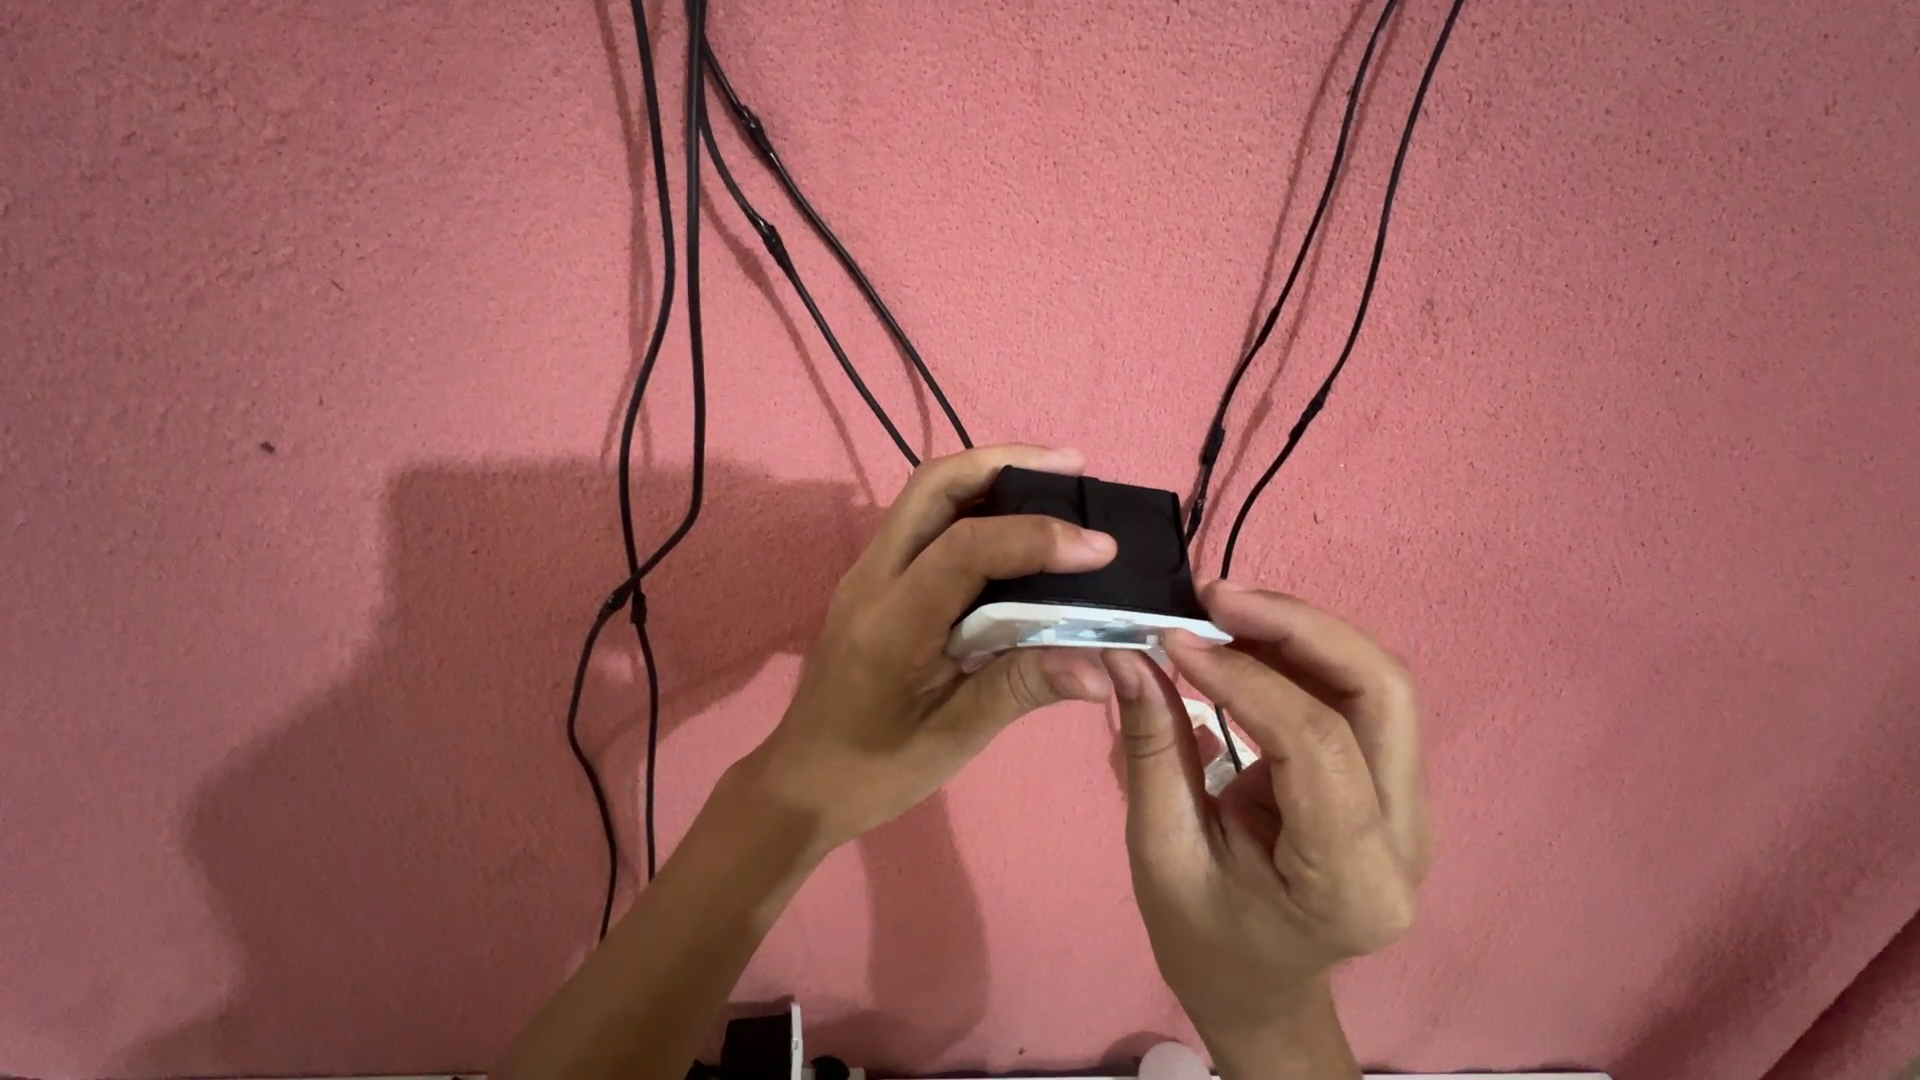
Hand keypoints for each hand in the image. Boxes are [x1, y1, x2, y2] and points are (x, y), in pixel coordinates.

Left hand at [738, 444, 1117, 851]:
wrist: (804, 779)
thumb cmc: (876, 769)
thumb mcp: (955, 737)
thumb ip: (1023, 687)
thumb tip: (1100, 666)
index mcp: (892, 621)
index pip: (966, 548)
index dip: (1037, 537)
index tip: (1100, 548)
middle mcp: (873, 578)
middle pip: (933, 485)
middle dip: (1007, 462)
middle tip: (1073, 466)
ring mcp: (867, 573)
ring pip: (926, 495)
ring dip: (990, 475)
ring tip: (1054, 482)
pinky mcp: (873, 581)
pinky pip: (924, 521)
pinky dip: (973, 505)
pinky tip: (1014, 523)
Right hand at [1103, 582, 1429, 1064]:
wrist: (1260, 990)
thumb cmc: (1205, 940)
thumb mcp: (1161, 853)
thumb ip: (1153, 750)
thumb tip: (1130, 654)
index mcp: (1351, 881)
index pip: (1316, 746)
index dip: (1244, 678)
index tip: (1173, 640)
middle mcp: (1406, 836)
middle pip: (1382, 693)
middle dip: (1298, 627)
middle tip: (1214, 598)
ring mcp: (1409, 805)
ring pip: (1378, 682)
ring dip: (1299, 630)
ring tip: (1221, 608)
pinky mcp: (1388, 782)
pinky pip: (1354, 696)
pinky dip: (1298, 653)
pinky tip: (1243, 638)